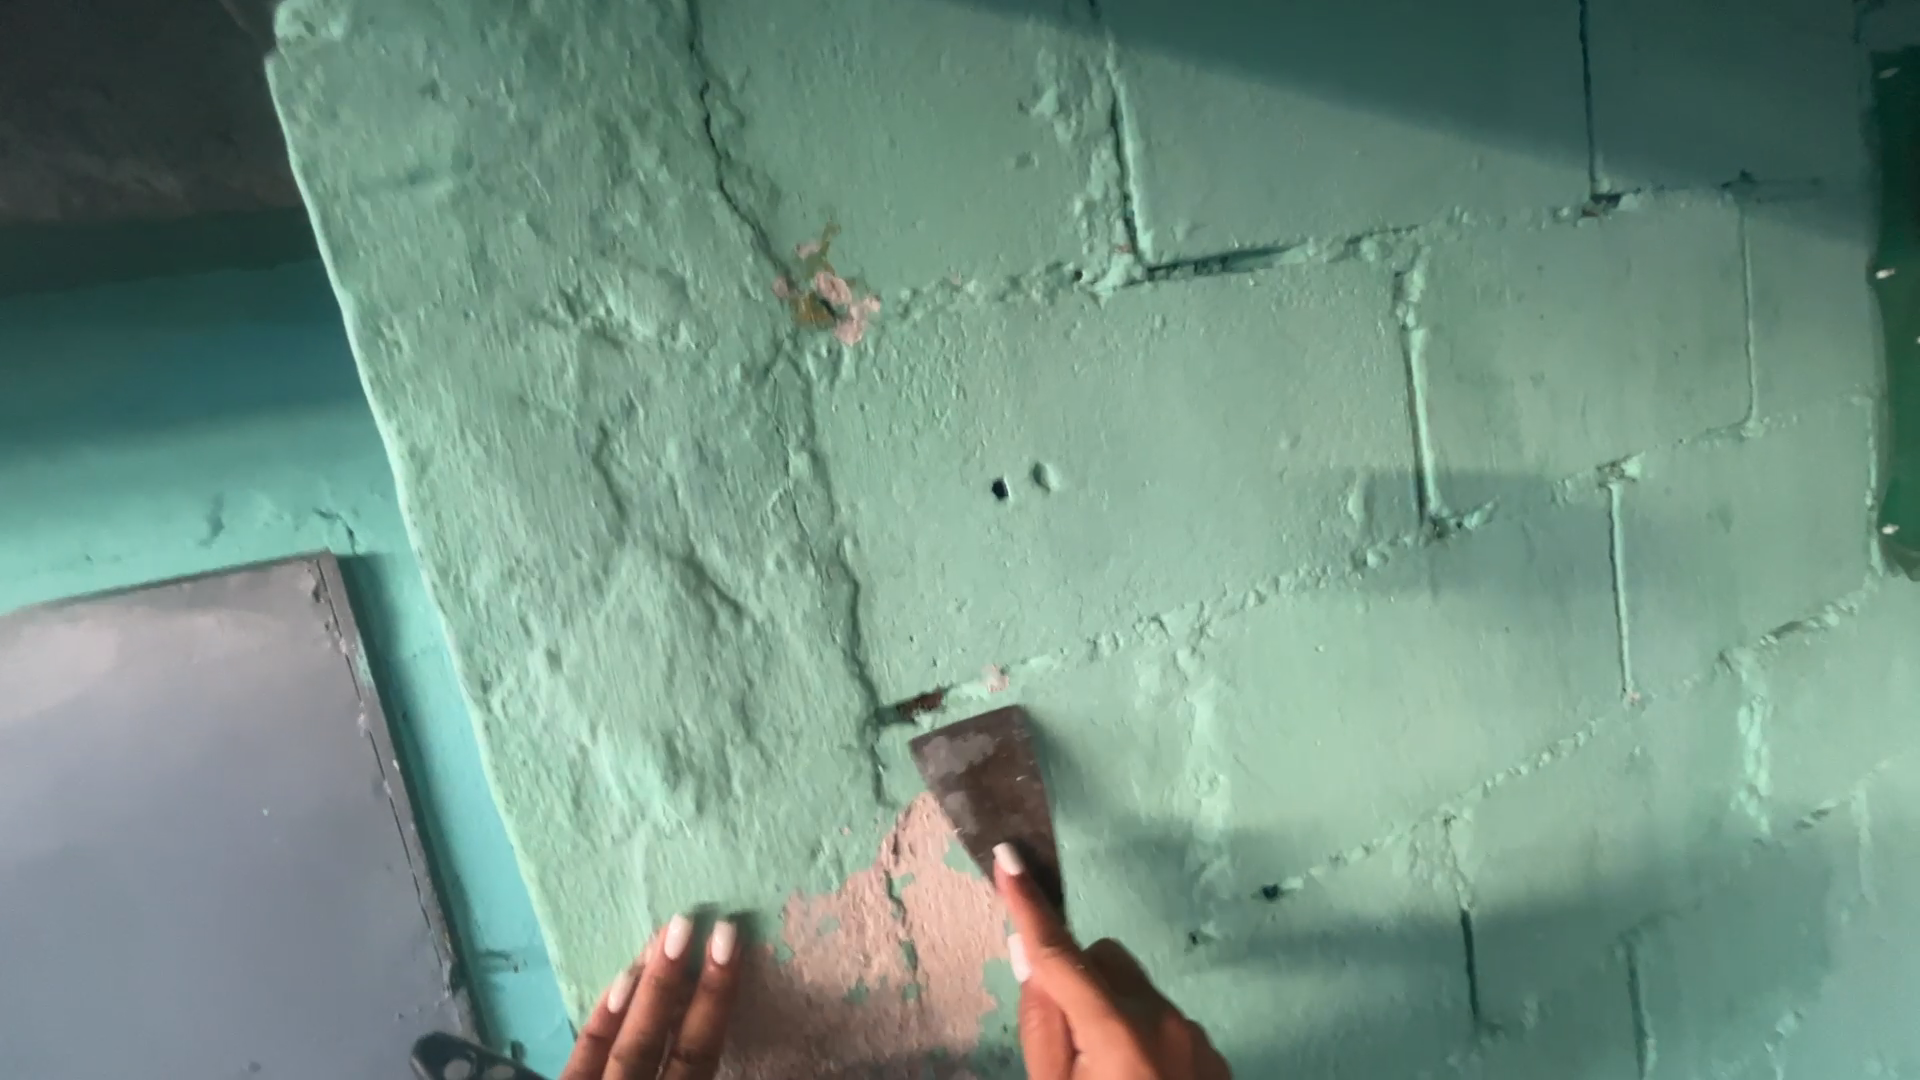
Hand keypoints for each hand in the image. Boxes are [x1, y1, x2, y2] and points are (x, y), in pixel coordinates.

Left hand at [559, 915, 741, 1079]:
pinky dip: (600, 1023)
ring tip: (663, 935)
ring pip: (624, 1045)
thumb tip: (764, 1025)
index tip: (731, 941)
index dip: (717, 998)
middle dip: (677, 980)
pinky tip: (619, 981)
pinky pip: (581, 1061)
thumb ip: (719, 1061)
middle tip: (695, 922)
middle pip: (658, 1039)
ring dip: (645, 990)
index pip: (700, 1052)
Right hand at [995, 845, 1231, 1079]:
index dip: (1028, 904)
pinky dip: (1138, 1027)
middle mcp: (1165, 1021)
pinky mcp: (1213, 1052)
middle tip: (1064, 1039)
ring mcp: (1197, 1037)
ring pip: (1132, 984)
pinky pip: (1160, 1013)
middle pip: (1102, 957)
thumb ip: (1042, 1025)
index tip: (1007, 857)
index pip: (1061, 953)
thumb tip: (1036, 960)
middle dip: (1075, 977)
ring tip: (1106, 1070)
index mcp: (1119, 1035)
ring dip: (1107, 1004)